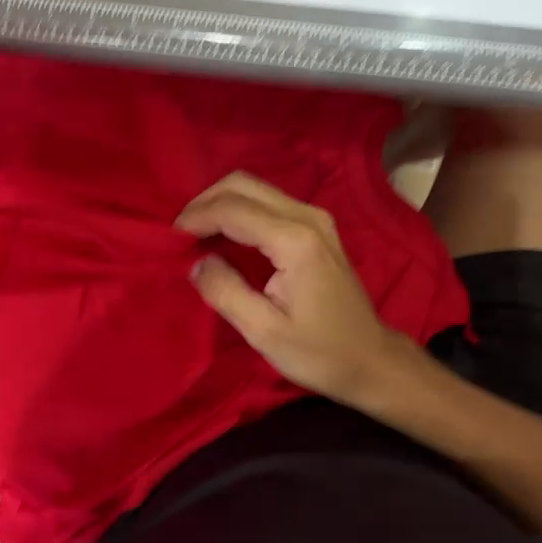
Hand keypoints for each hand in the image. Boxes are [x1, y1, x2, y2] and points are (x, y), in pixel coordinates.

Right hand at [175, 172, 419, 405]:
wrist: (371, 358)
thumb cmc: (320, 352)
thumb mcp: (264, 333)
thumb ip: (226, 292)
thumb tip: (195, 263)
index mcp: (295, 241)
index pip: (233, 209)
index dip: (196, 218)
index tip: (170, 240)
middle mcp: (307, 216)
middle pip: (244, 184)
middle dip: (206, 201)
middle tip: (180, 233)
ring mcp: (316, 217)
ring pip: (256, 188)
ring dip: (222, 203)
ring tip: (196, 234)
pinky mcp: (317, 225)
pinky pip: (270, 201)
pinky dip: (241, 210)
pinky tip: (224, 235)